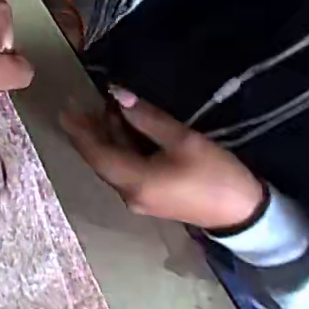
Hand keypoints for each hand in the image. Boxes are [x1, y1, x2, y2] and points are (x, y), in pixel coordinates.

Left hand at [60, 88, 263, 229]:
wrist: (243, 213)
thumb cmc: (215, 174)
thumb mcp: (183, 140)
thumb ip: (147, 118)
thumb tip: (118, 95)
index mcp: (134, 182)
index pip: (96, 154)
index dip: (79, 130)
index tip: (65, 109)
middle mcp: (130, 194)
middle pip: (102, 160)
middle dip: (91, 131)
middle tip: (80, 103)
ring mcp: (140, 198)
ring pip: (115, 164)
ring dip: (109, 137)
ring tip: (104, 107)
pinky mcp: (152, 197)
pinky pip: (127, 169)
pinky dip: (122, 147)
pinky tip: (125, 127)